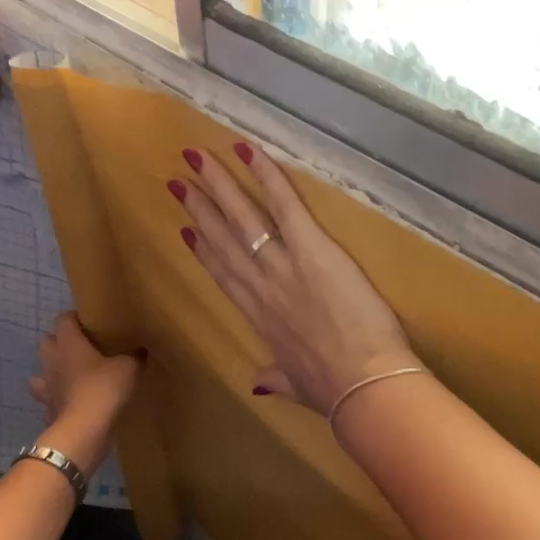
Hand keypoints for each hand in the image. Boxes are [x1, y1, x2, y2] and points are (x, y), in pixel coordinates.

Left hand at [29, 313, 142, 427]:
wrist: (85, 429)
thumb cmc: (104, 389)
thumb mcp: (129, 368)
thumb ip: (134, 356)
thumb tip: (140, 349)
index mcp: (68, 342)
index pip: (64, 318)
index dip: (75, 318)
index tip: (90, 323)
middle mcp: (51, 360)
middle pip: (46, 341)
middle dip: (59, 343)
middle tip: (80, 350)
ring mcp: (46, 386)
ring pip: (40, 373)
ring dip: (51, 373)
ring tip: (69, 379)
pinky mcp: (47, 409)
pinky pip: (48, 402)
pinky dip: (55, 403)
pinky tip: (68, 406)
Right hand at [166, 142, 420, 416]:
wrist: (359, 381)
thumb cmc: (332, 390)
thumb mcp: (296, 388)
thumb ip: (274, 380)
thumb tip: (257, 385)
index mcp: (259, 321)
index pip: (225, 278)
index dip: (205, 252)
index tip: (187, 231)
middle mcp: (261, 288)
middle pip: (224, 242)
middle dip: (200, 209)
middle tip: (179, 182)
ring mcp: (282, 266)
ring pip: (242, 218)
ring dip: (218, 185)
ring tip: (198, 157)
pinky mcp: (311, 249)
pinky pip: (283, 205)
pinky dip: (265, 175)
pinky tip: (247, 150)